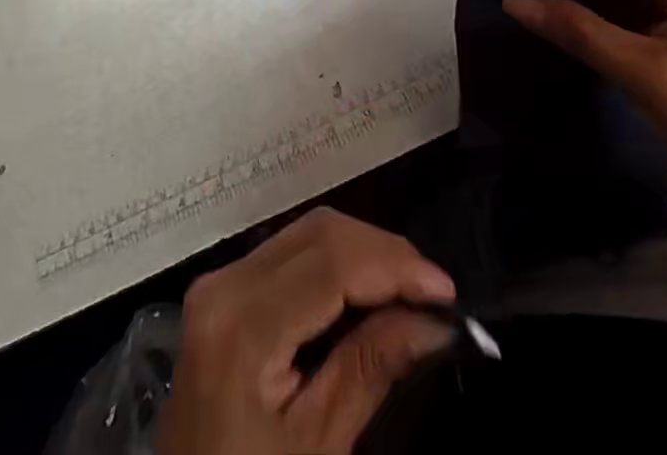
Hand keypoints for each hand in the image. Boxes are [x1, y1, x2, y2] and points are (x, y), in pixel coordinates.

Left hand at [156, 208, 456, 454]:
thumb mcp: (317, 442)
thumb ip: (372, 367)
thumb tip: (436, 319)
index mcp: (241, 325)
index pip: (332, 262)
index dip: (397, 265)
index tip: (447, 292)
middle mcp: (224, 283)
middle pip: (322, 232)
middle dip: (386, 252)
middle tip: (433, 291)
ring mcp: (219, 280)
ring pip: (310, 231)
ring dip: (366, 251)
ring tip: (409, 289)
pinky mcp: (224, 286)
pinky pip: (293, 249)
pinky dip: (339, 258)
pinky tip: (368, 286)